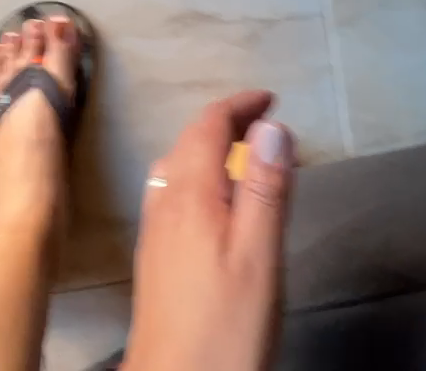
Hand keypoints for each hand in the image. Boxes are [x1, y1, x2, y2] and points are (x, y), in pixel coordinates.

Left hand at [122, 90, 294, 370]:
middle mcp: (166, 201)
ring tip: (242, 152)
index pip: (211, 125)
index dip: (241, 104)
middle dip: (227, 119)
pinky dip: (196, 172)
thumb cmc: (224, 327)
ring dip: (208, 144)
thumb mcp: (259, 256)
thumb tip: (272, 126)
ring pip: (177, 163)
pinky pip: (171, 189)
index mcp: (193, 193)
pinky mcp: (152, 254)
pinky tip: (210, 199)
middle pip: (190, 139)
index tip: (271, 98)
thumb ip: (265, 188)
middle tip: (264, 120)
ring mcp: (154, 228)